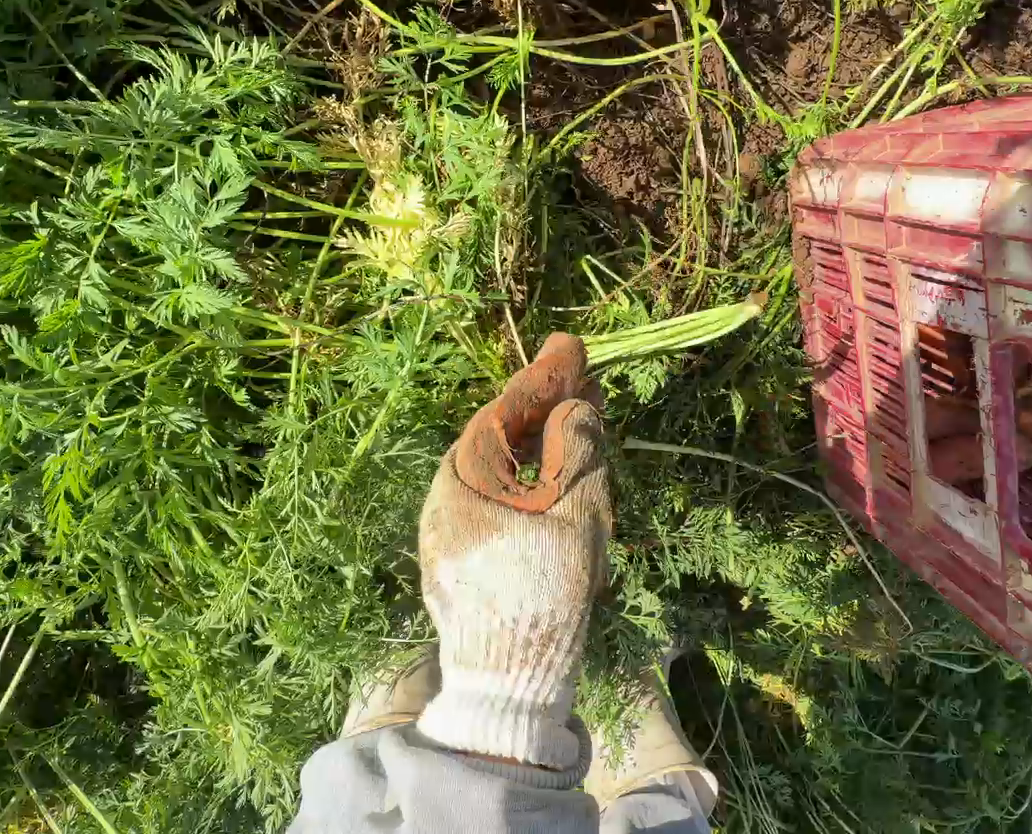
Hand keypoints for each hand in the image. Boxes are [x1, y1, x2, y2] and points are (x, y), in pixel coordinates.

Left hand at [415, 333, 611, 769]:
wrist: (505, 685)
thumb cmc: (542, 596)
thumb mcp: (574, 517)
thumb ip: (579, 453)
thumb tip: (576, 407)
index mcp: (462, 479)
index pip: (507, 411)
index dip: (545, 377)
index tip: (574, 346)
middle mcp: (446, 493)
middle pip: (503, 434)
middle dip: (547, 406)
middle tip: (584, 377)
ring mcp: (450, 523)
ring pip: (502, 464)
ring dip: (542, 439)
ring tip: (580, 411)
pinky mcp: (462, 548)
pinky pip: (498, 493)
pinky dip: (529, 474)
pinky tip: (557, 465)